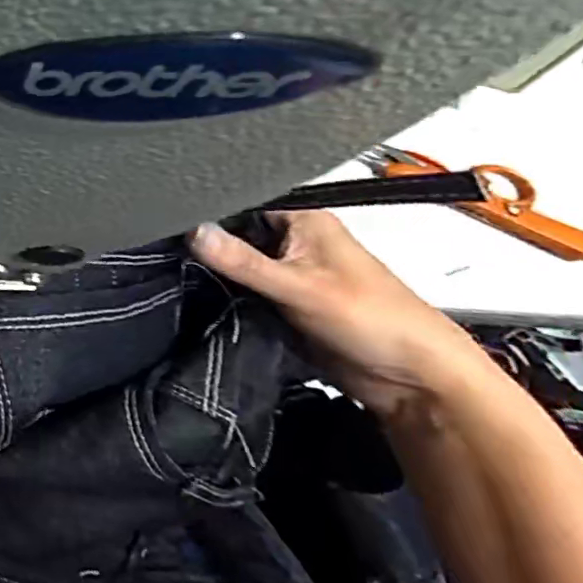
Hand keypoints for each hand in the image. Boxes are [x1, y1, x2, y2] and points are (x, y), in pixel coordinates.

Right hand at [189, 212, 492, 421]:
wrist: (412, 382)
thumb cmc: (375, 320)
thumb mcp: (299, 286)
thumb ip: (242, 261)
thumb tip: (193, 231)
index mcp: (302, 219)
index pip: (240, 199)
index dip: (207, 208)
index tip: (173, 218)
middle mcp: (292, 240)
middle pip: (233, 232)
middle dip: (207, 244)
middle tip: (170, 250)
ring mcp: (286, 272)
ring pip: (234, 264)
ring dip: (216, 273)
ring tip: (180, 274)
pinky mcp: (281, 303)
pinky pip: (242, 292)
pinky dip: (226, 296)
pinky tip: (201, 297)